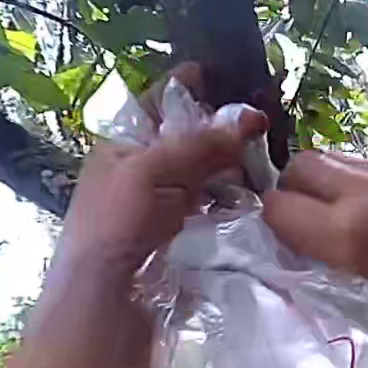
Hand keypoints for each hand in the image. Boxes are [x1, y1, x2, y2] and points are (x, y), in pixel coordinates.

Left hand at [55, 64, 267, 280]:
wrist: (102, 293)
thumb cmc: (116, 220)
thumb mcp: (153, 171)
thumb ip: (202, 144)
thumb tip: (252, 117)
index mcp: (124, 139)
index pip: (162, 98)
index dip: (194, 83)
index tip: (235, 74)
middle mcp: (142, 163)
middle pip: (189, 133)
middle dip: (223, 125)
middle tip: (266, 120)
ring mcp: (158, 195)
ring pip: (202, 167)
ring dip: (230, 161)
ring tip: (266, 156)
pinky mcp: (174, 225)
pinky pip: (206, 198)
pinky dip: (227, 193)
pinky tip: (251, 193)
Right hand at [262, 152, 367, 341]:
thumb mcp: (341, 287)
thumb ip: (306, 248)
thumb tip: (280, 220)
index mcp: (348, 233)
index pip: (279, 203)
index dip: (274, 219)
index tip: (283, 233)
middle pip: (299, 165)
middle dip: (292, 189)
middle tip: (303, 215)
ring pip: (327, 157)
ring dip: (320, 182)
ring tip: (332, 209)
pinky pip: (358, 163)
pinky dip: (348, 181)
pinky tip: (361, 205)